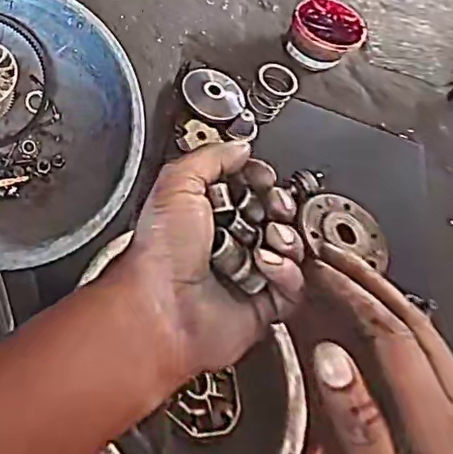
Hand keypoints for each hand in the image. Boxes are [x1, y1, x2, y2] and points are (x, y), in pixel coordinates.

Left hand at [117, 142, 305, 380]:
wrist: (162, 306)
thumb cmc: (160, 250)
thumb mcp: (177, 183)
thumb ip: (210, 158)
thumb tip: (239, 147)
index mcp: (200, 207)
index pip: (244, 184)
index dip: (258, 178)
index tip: (263, 176)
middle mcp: (223, 237)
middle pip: (271, 213)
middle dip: (278, 206)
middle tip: (273, 206)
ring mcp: (243, 269)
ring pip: (287, 248)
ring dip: (285, 238)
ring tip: (269, 237)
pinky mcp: (261, 303)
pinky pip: (293, 285)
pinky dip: (286, 272)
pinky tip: (267, 265)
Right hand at [292, 247, 452, 453]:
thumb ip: (361, 431)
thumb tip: (329, 357)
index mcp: (441, 429)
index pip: (389, 334)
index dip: (349, 292)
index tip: (314, 268)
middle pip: (415, 325)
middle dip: (368, 280)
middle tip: (330, 252)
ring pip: (430, 339)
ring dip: (386, 297)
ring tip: (352, 276)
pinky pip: (433, 359)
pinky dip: (400, 325)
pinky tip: (385, 331)